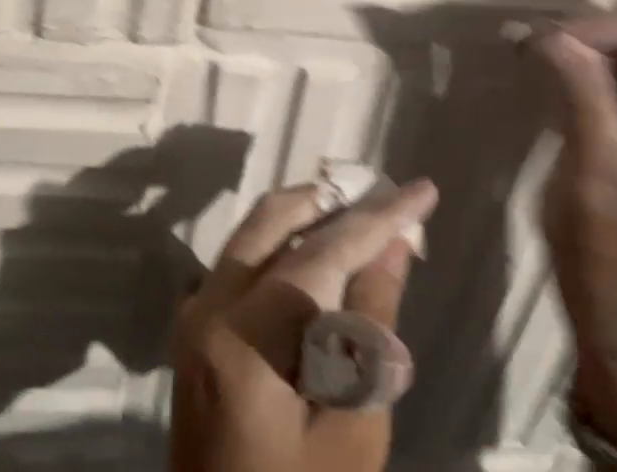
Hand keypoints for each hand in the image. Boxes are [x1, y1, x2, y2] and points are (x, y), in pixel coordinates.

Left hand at [169, 179, 438, 471]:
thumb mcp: (353, 427)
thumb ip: (370, 326)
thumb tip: (394, 246)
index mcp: (244, 339)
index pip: (322, 255)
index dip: (377, 219)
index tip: (422, 190)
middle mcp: (207, 311)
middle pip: (272, 223)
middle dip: (333, 201)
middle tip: (388, 196)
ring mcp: (193, 318)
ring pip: (252, 236)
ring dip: (308, 218)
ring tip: (365, 216)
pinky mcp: (195, 331)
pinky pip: (241, 263)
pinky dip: (284, 246)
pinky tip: (324, 258)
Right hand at [533, 0, 616, 340]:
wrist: (610, 286)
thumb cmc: (609, 244)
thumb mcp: (596, 176)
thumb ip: (585, 99)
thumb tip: (555, 35)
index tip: (562, 36)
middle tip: (564, 36)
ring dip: (613, 23)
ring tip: (557, 40)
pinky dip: (600, 37)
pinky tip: (561, 49)